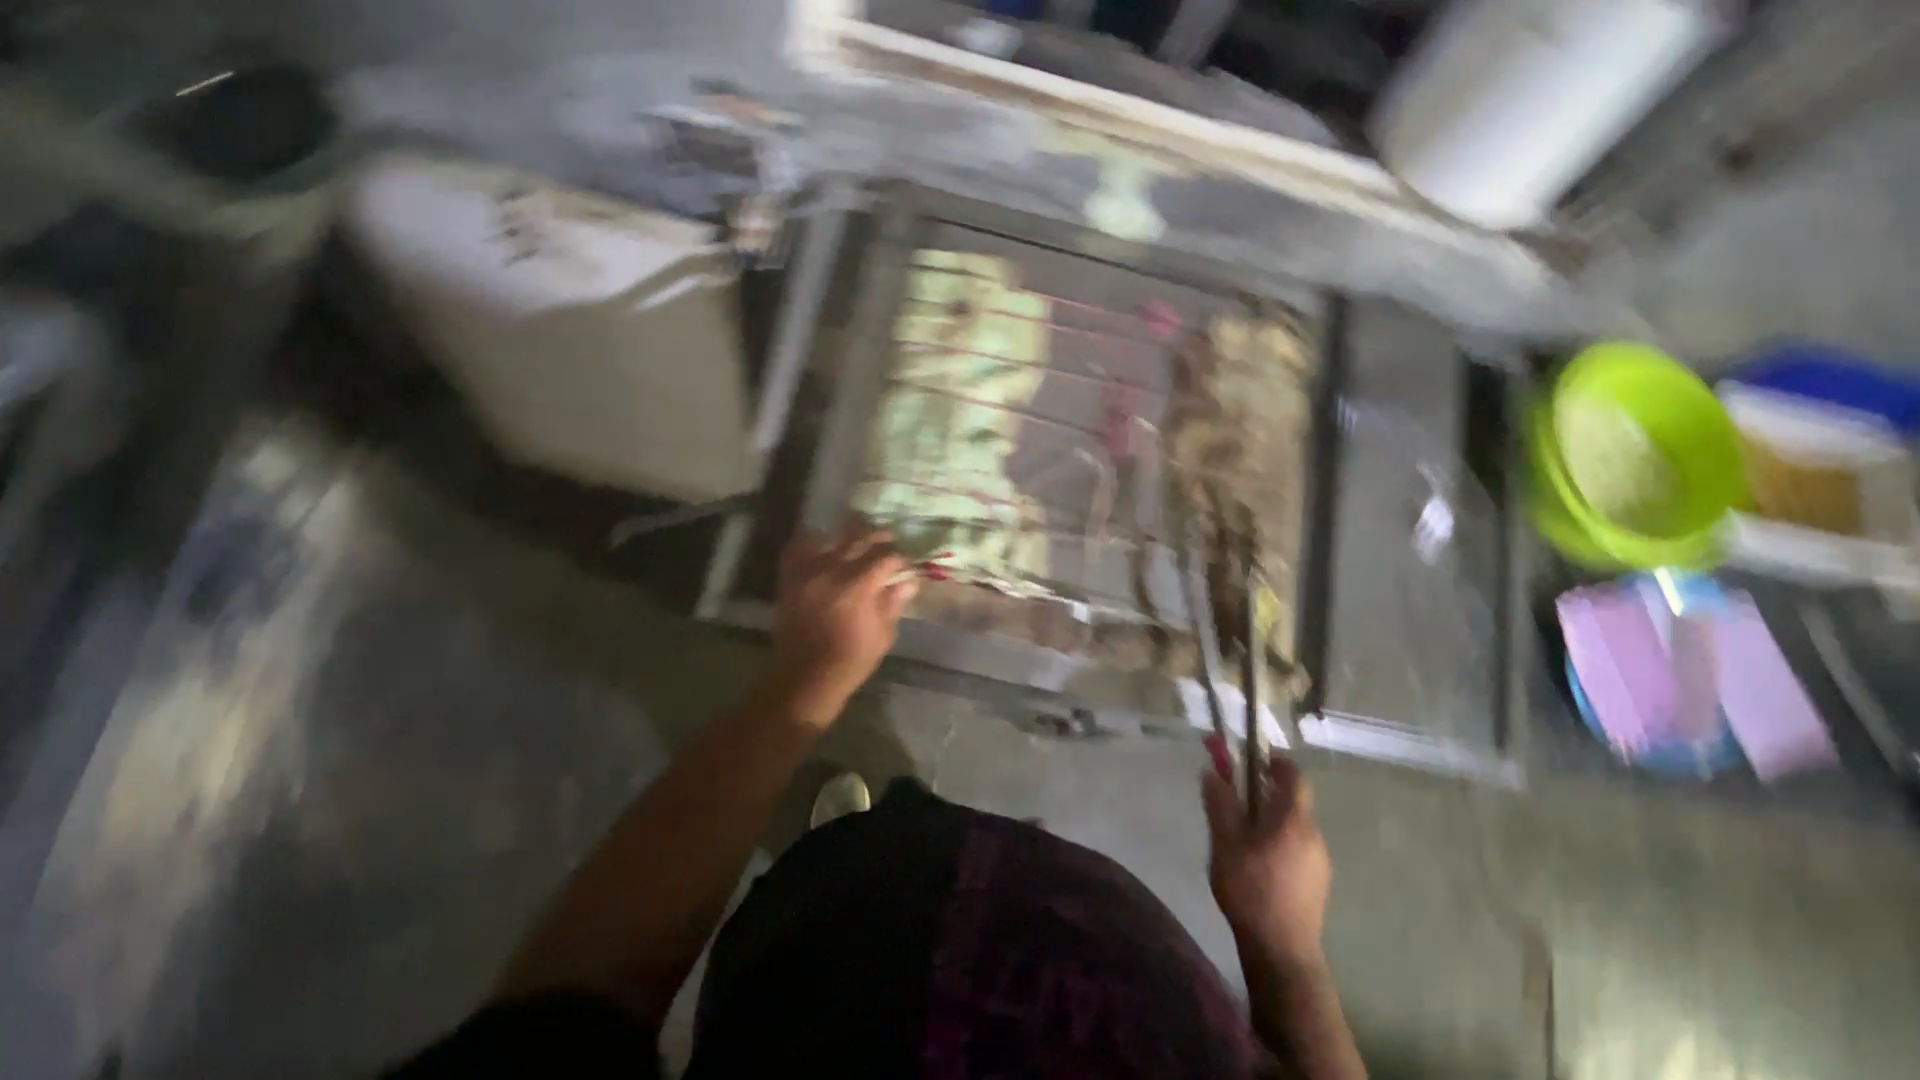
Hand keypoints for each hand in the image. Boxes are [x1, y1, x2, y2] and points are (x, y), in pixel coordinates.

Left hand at [769, 521, 915, 721]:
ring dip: (849, 536)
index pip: (886, 557)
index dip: (900, 558)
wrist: (806, 676)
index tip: (905, 563)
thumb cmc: (850, 660)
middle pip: (859, 540)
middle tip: (888, 541)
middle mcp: (831, 571)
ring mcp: (807, 572)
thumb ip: (893, 603)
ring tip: (859, 539)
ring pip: (831, 538)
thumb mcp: (883, 636)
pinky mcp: (789, 578)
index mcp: (858, 587)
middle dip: (878, 538)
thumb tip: (908, 581)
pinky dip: (813, 541)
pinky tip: (824, 543)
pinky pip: (799, 547)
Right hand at [1202, 751, 1331, 965]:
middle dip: (1266, 794)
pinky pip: (1299, 847)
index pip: (1293, 775)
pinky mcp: (1319, 881)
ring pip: (1295, 826)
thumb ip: (1220, 805)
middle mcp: (1313, 834)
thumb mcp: (1225, 844)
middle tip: (1236, 800)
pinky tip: (1258, 864)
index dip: (1274, 762)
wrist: (1282, 950)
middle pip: (1293, 801)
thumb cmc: (1250, 890)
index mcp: (1293, 819)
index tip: (1252, 761)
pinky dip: (1280, 842)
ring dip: (1272, 820)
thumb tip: (1213, 771)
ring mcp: (1320, 860)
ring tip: (1242, 837)